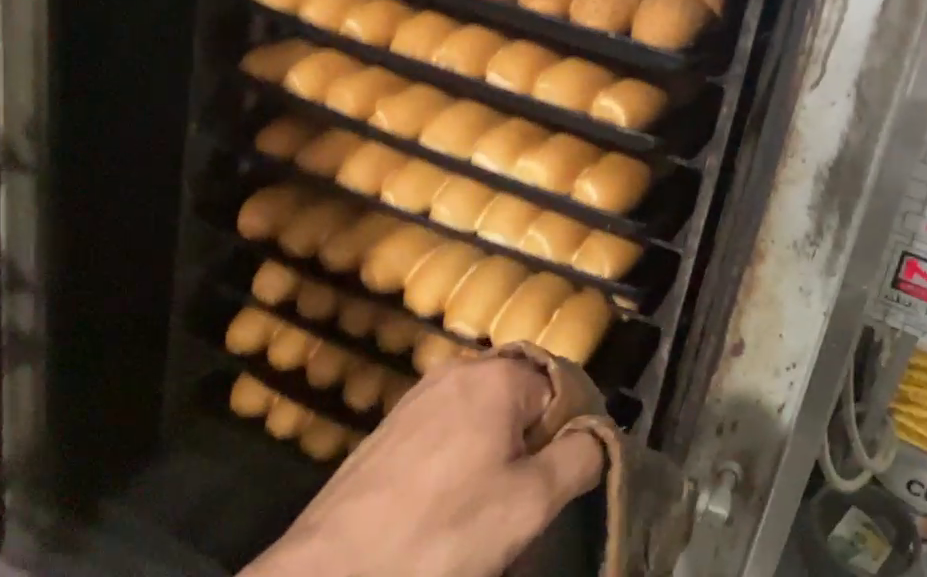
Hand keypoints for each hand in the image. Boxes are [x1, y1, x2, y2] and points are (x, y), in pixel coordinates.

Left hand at [242, 357, 604, 576]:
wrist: (327, 576)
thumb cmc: (443, 534)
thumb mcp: (532, 503)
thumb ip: (582, 457)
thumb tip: (598, 435)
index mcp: (498, 374)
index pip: (566, 385)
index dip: (576, 430)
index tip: (568, 478)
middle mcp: (458, 369)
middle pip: (524, 396)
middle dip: (536, 440)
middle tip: (531, 496)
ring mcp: (417, 398)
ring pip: (485, 414)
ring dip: (500, 452)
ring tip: (492, 508)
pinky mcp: (388, 430)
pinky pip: (448, 430)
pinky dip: (464, 459)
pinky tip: (451, 507)